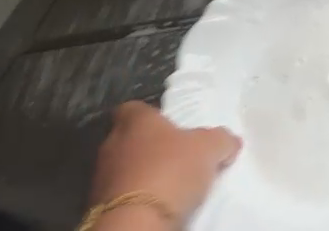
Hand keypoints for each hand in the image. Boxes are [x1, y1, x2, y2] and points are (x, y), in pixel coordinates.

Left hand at [91, 101, 239, 226]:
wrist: (135, 225)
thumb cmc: (170, 171)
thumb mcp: (209, 149)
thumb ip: (220, 139)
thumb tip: (230, 141)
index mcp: (135, 121)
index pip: (133, 108)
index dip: (150, 115)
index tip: (166, 124)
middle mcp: (112, 145)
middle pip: (128, 139)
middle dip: (147, 146)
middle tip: (173, 155)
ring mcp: (101, 178)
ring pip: (122, 168)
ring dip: (140, 174)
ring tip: (167, 184)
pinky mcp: (98, 208)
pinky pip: (119, 196)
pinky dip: (134, 199)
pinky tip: (155, 205)